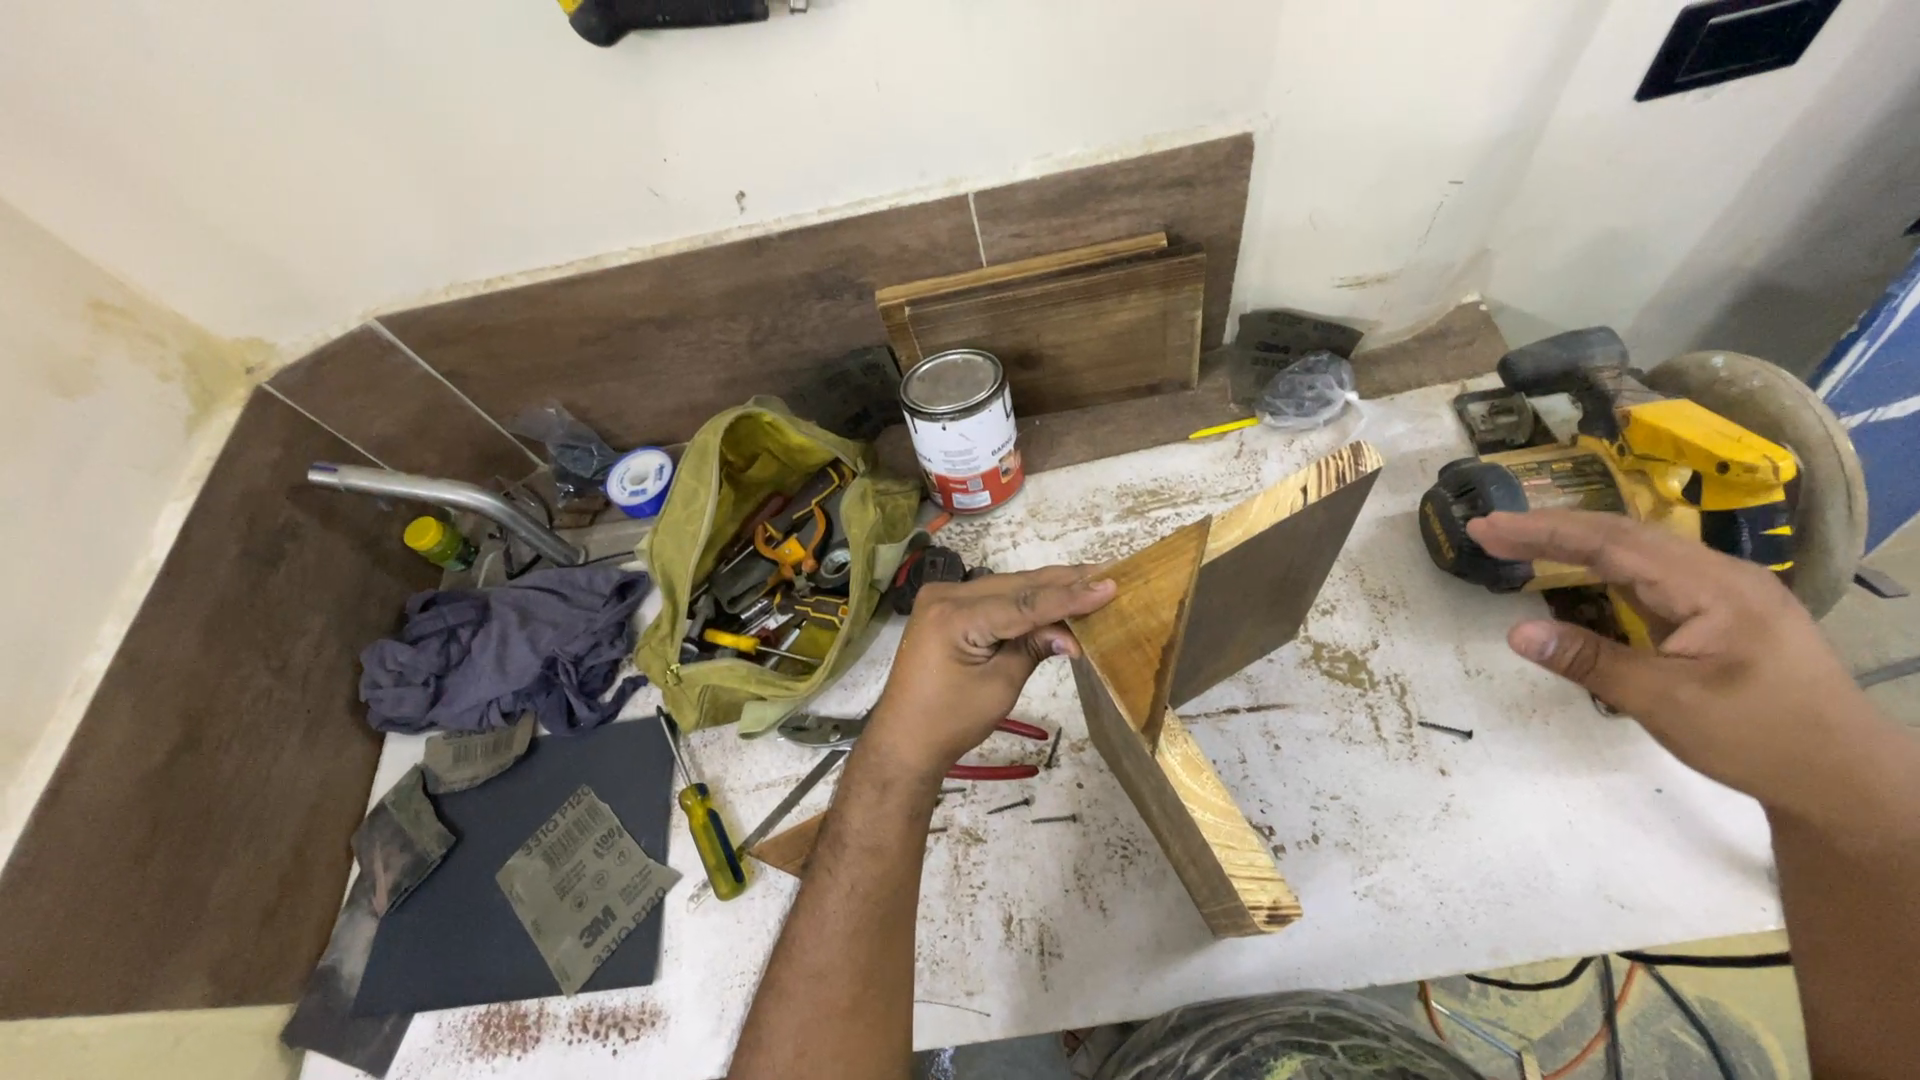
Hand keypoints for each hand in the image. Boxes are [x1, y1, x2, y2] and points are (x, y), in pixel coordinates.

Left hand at [862, 566, 1115, 780]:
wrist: (905, 738)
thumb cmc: (950, 721)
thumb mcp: (999, 687)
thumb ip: (1033, 649)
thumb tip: (1072, 634)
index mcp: (954, 616)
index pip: (1024, 603)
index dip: (1069, 597)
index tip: (1109, 587)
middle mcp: (946, 595)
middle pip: (1016, 586)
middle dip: (1063, 583)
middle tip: (1108, 573)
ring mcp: (942, 598)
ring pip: (1006, 587)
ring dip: (1047, 588)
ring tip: (1090, 579)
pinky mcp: (946, 608)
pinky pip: (992, 598)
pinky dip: (1024, 600)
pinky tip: (1054, 595)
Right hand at [1466, 509, 1879, 821]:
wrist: (1846, 779)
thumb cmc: (1759, 739)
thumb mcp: (1666, 703)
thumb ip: (1590, 661)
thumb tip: (1515, 632)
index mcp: (1714, 587)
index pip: (1613, 543)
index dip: (1544, 532)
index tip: (1486, 527)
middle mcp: (1721, 576)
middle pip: (1623, 536)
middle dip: (1550, 529)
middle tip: (1487, 530)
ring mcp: (1724, 593)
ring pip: (1637, 551)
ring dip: (1573, 543)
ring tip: (1517, 542)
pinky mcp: (1719, 613)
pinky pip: (1649, 574)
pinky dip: (1600, 565)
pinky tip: (1575, 568)